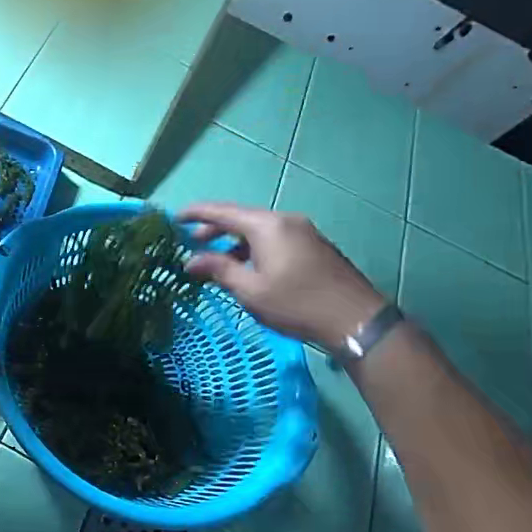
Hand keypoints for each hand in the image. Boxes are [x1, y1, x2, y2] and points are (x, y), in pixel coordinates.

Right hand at [178, 203, 387, 352]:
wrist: (357, 320)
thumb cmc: (297, 304)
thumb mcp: (250, 290)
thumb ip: (218, 270)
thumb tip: (190, 261)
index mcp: (267, 226)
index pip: (222, 212)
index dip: (195, 213)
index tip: (174, 218)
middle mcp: (285, 221)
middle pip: (240, 218)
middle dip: (213, 229)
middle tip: (191, 245)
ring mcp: (302, 232)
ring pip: (257, 229)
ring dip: (233, 242)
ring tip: (216, 261)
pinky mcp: (313, 246)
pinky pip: (273, 238)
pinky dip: (252, 247)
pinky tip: (245, 267)